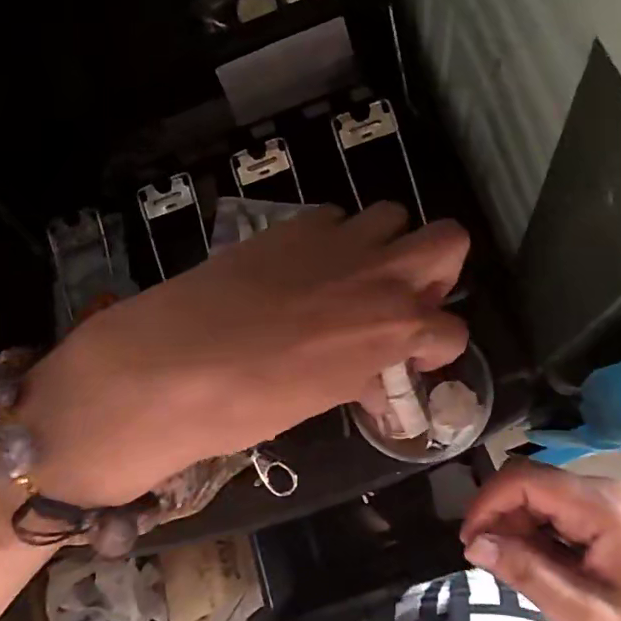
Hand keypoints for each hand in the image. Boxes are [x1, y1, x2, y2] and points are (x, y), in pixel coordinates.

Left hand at [19, 203, 470, 505]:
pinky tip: (301, 268)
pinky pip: (335, 218)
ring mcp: (335, 241)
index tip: (414, 360)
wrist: (168, 366)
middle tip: (402, 300)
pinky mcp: (292, 225)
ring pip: (393, 215)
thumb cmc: (249, 405)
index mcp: (393, 329)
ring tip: (350, 278)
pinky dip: (332, 240)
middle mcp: (378, 274)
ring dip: (385, 246)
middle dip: (437, 270)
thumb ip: (362, 373)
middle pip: (449, 240)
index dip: (438, 348)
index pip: (452, 330)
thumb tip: (373, 374)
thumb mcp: (322, 399)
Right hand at [459, 459, 620, 620]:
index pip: (524, 478)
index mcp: (600, 505)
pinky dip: (539, 539)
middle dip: (500, 518)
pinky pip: (559, 516)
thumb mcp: (585, 615)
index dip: (487, 504)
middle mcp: (603, 492)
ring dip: (518, 531)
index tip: (468, 544)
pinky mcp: (610, 522)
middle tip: (489, 567)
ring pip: (541, 500)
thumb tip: (474, 543)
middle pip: (531, 484)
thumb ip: (527, 573)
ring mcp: (609, 505)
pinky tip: (541, 572)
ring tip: (516, 575)